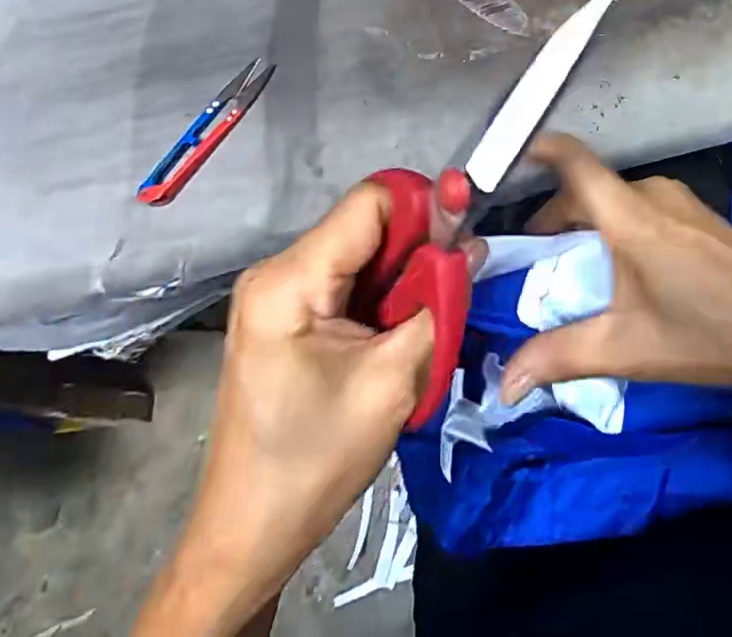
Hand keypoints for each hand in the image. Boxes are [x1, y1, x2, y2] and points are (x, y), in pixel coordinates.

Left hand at [134, 184, 483, 635]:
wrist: (254, 530)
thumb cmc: (317, 458)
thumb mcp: (396, 375)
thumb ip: (440, 299)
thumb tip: (476, 242)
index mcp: (291, 280)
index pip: (373, 200)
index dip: (428, 205)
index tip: (468, 232)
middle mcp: (282, 272)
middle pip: (373, 223)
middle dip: (425, 243)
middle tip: (460, 280)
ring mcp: (287, 292)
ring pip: (373, 250)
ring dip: (415, 271)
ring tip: (437, 310)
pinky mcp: (299, 312)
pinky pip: (362, 277)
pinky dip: (397, 290)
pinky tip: (411, 323)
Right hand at [500, 134, 731, 403]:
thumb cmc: (711, 334)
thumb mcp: (630, 348)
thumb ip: (560, 357)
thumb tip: (503, 383)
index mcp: (632, 215)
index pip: (574, 161)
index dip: (537, 152)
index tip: (503, 168)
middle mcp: (657, 195)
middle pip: (590, 188)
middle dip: (554, 216)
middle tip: (531, 261)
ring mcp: (686, 203)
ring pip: (620, 200)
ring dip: (590, 226)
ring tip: (573, 270)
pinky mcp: (705, 218)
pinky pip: (647, 210)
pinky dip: (621, 228)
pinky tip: (624, 270)